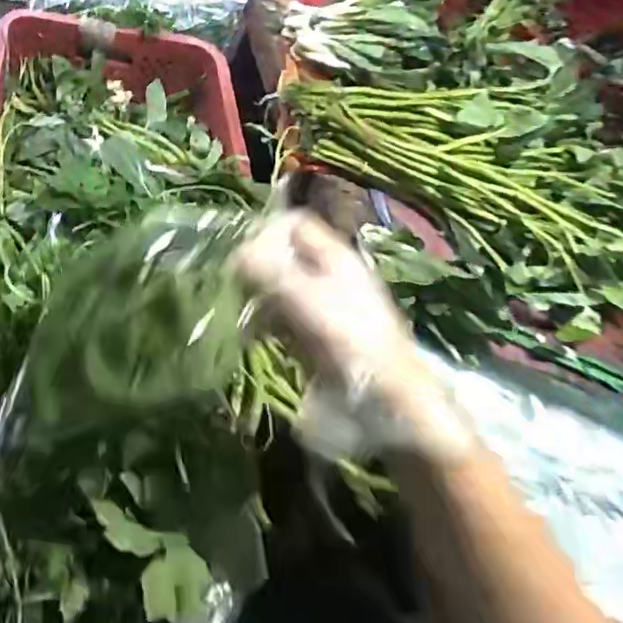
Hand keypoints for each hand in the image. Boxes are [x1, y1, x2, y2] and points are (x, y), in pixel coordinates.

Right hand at [234, 211, 430, 401]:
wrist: (387, 399)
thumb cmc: (348, 337)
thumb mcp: (304, 295)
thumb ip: (267, 269)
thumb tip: (235, 254)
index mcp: (334, 256)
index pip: (295, 223)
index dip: (267, 231)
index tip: (243, 254)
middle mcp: (329, 274)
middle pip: (283, 254)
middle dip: (256, 267)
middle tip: (237, 285)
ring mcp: (324, 305)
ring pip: (278, 286)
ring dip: (256, 297)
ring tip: (241, 314)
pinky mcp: (316, 335)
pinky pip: (281, 316)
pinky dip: (264, 322)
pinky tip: (251, 336)